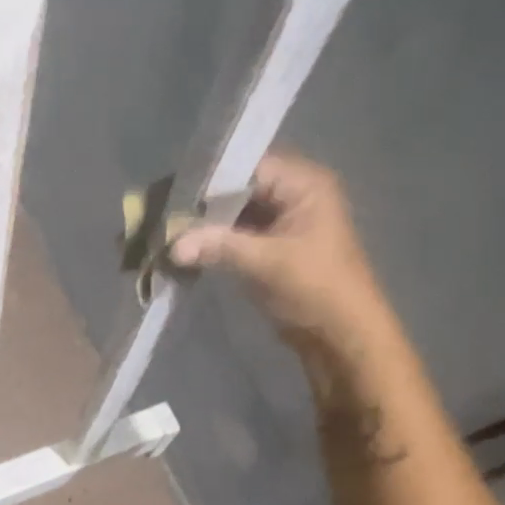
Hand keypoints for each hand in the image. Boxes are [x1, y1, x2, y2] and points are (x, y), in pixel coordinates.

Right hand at [170, 153, 391, 358]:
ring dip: (204, 225)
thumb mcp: (267, 263)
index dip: (209, 180)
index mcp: (304, 184)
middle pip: (238, 189)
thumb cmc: (316, 289)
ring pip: (235, 213)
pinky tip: (184, 249)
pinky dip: (214, 242)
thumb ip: (219, 246)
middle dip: (202, 204)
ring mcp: (283, 222)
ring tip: (166, 231)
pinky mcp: (272, 248)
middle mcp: (294, 194)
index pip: (247, 168)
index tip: (172, 194)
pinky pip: (237, 236)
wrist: (342, 336)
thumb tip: (172, 245)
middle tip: (162, 213)